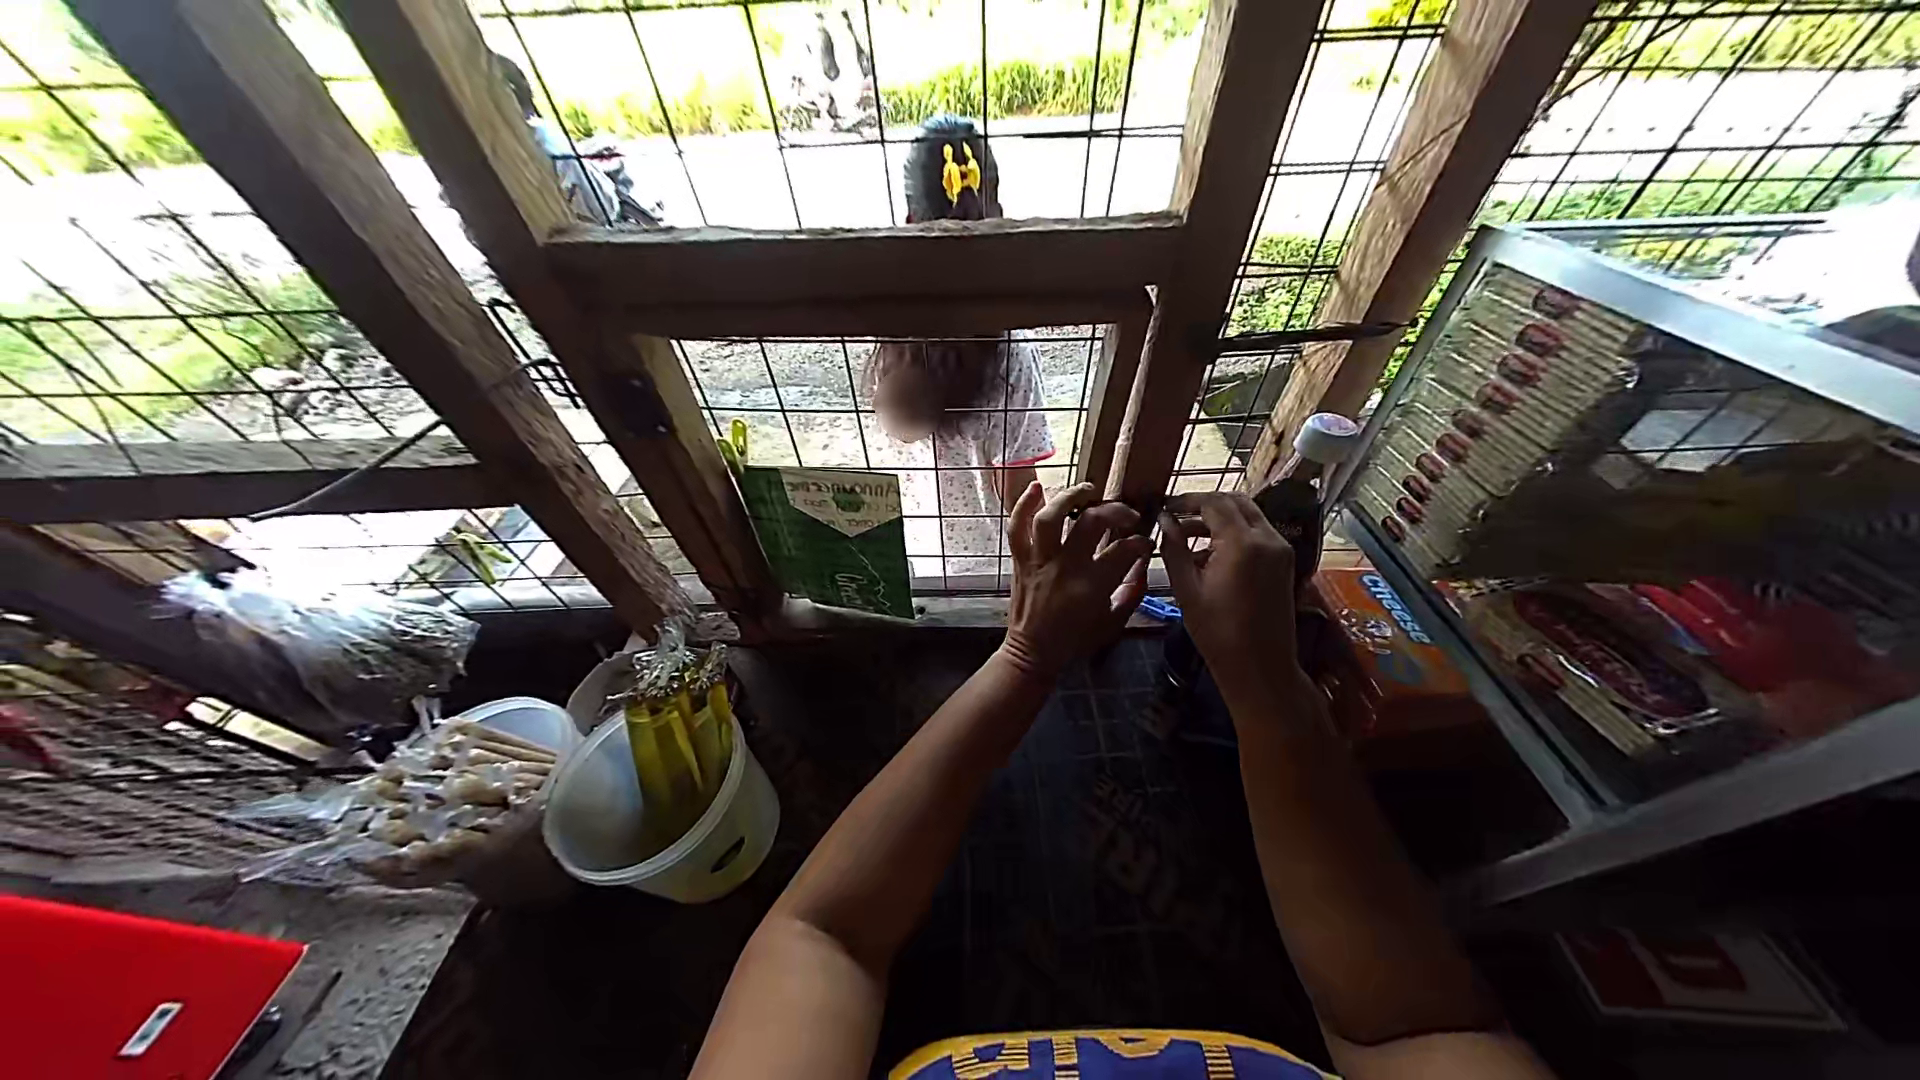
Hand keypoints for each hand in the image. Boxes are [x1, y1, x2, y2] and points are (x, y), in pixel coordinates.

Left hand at [1001, 482, 1153, 679]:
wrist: (1032, 653)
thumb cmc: (1075, 640)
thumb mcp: (1113, 622)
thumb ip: (1132, 593)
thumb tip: (1143, 564)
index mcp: (1092, 586)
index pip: (1124, 550)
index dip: (1140, 541)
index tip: (1144, 542)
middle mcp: (1065, 567)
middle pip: (1091, 523)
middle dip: (1115, 511)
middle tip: (1126, 514)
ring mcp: (1040, 561)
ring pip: (1050, 518)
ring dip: (1069, 497)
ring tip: (1088, 489)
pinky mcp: (1021, 560)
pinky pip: (1017, 528)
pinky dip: (1023, 505)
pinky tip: (1036, 487)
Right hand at [1159, 493, 1306, 705]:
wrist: (1260, 666)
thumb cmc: (1217, 631)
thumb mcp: (1186, 588)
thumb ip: (1174, 548)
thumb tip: (1164, 520)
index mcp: (1243, 543)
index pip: (1214, 502)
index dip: (1187, 500)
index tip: (1165, 507)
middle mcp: (1268, 539)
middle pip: (1236, 501)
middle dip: (1205, 504)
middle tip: (1176, 516)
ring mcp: (1281, 549)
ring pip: (1249, 515)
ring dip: (1219, 517)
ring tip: (1188, 535)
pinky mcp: (1284, 562)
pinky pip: (1257, 533)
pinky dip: (1234, 532)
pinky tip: (1210, 552)